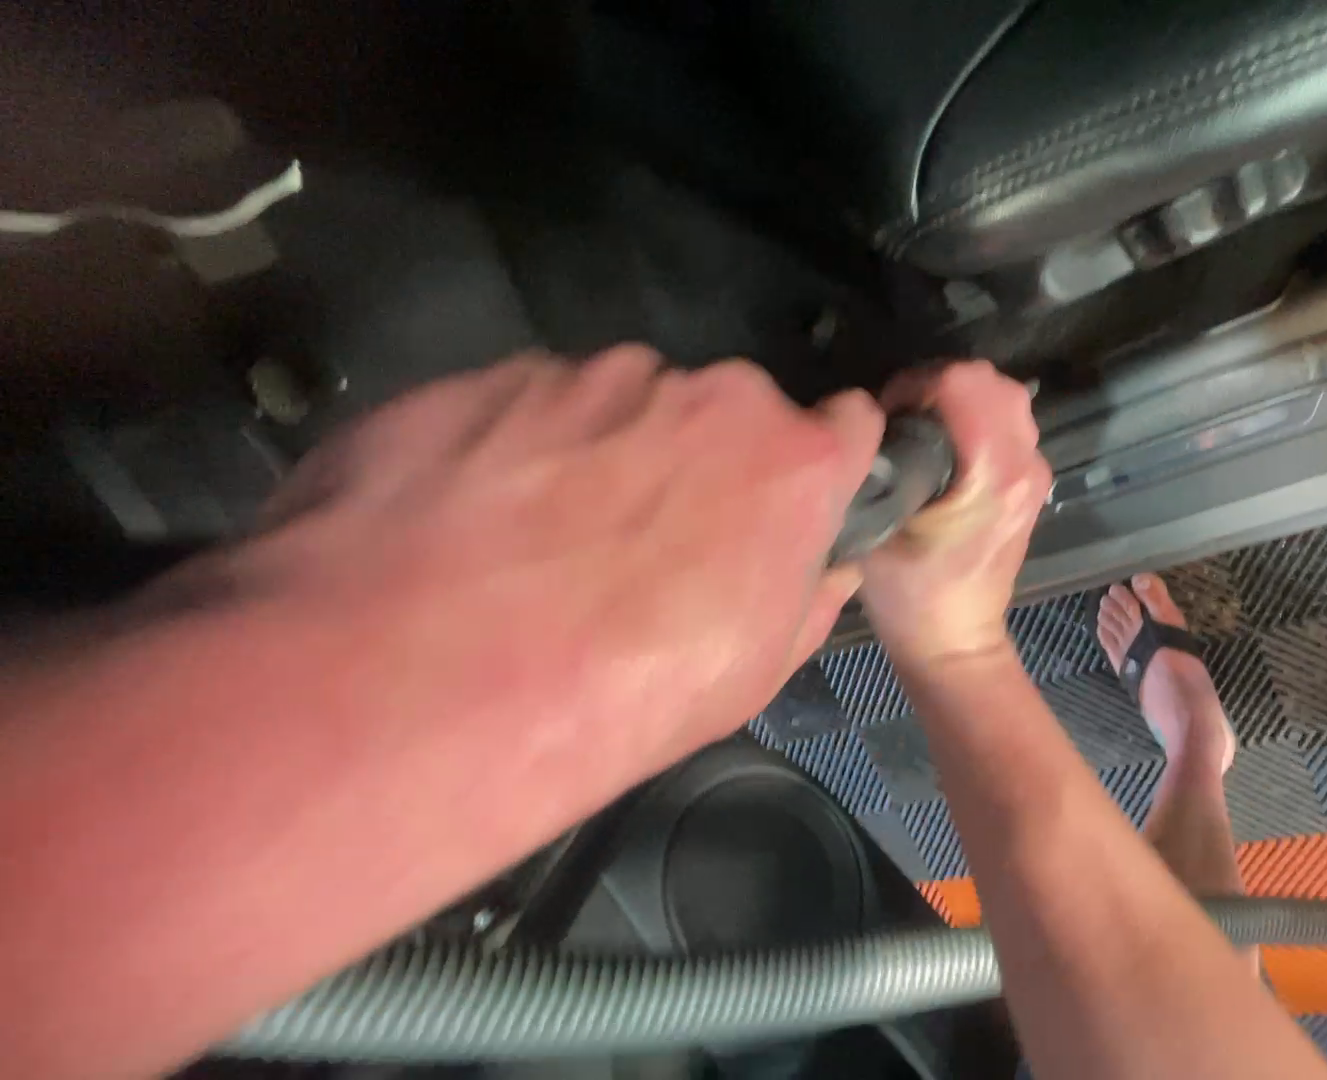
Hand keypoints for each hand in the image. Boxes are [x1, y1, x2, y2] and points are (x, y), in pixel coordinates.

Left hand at [225, 347, 881, 770]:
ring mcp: (597, 377)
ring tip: (552, 538)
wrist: (414, 684)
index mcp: (793, 462)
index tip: (800, 494)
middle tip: (658, 537)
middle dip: (715, 460)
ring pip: (634, 403)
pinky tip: (483, 522)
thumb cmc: (630, 693)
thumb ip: (809, 595)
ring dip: (619, 450)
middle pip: (736, 413)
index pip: (851, 423)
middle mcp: (710, 396)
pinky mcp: (493, 376)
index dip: (829, 460)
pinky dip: (528, 448)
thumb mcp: (755, 674)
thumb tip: (824, 566)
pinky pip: (538, 405)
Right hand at [857, 361, 1051, 664]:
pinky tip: (947, 447)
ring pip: (1005, 395)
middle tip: (903, 417)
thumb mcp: (877, 529)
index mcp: (991, 475)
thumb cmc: (910, 594)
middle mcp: (1024, 465)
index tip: (890, 415)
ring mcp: (1035, 473)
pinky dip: (978, 415)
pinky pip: (1011, 421)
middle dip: (940, 384)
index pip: (963, 382)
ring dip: (961, 397)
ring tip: (924, 428)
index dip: (917, 384)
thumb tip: (872, 420)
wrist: (957, 638)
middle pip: (990, 380)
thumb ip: (877, 467)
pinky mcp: (1032, 482)